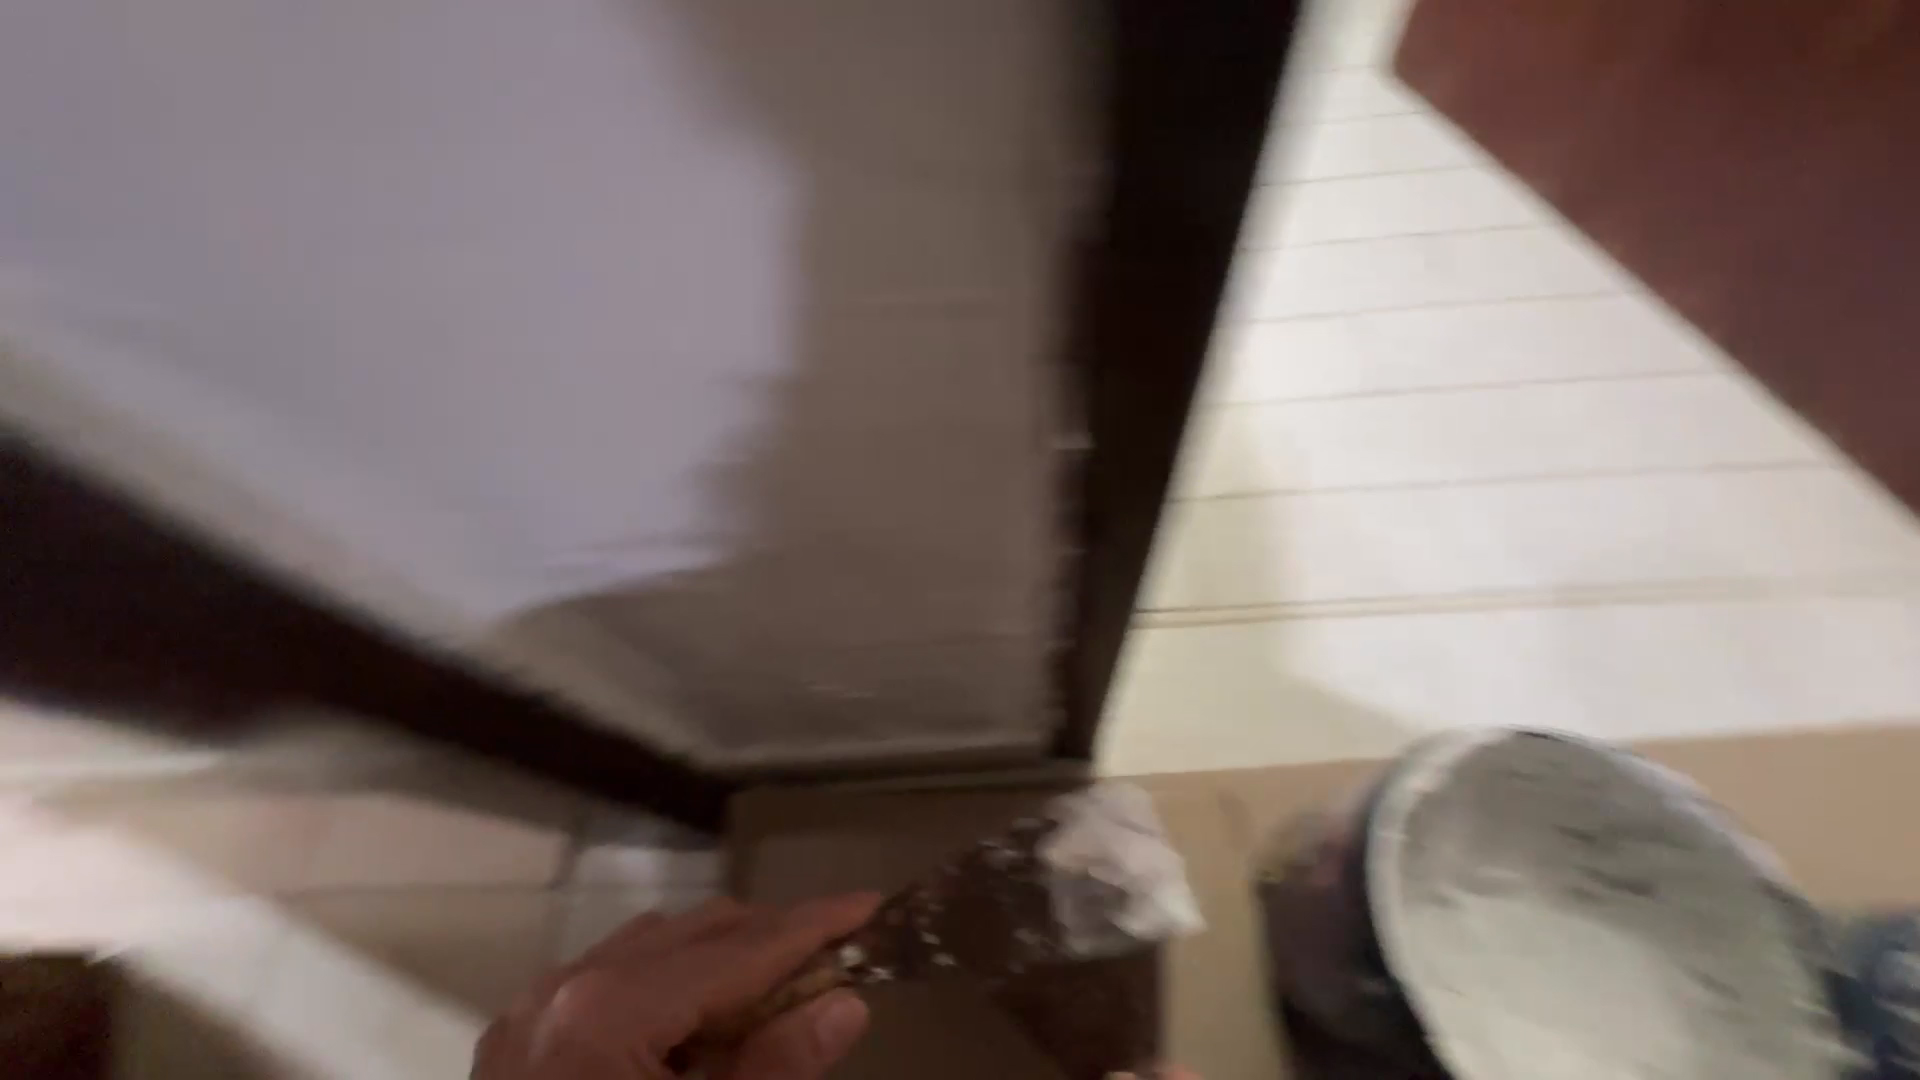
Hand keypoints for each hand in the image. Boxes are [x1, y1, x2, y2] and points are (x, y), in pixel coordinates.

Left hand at [473, 893, 882, 1079]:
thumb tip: (847, 1003)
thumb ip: (774, 1072)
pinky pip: (619, 972)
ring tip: (772, 1004)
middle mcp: (568, 986)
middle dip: (775, 943)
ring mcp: (537, 1006)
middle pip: (704, 932)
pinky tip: (697, 1031)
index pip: (740, 949)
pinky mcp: (523, 1031)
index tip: (871, 905)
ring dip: (727, 960)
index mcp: (608, 1013)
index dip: (814, 925)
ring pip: (662, 943)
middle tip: (833, 970)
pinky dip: (674, 983)